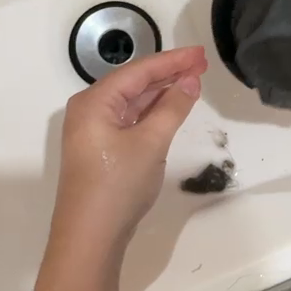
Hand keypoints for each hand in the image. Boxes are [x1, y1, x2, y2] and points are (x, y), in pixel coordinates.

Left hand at [51, 45, 207, 249]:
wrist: (89, 236)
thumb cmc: (117, 184)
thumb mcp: (150, 143)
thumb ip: (172, 108)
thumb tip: (190, 82)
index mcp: (94, 102)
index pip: (138, 71)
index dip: (172, 60)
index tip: (200, 53)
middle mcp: (88, 111)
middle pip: (133, 83)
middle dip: (167, 73)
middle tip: (201, 64)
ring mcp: (92, 132)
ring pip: (131, 103)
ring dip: (160, 92)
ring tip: (192, 81)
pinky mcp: (100, 151)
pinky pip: (128, 120)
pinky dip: (150, 113)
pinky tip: (169, 110)